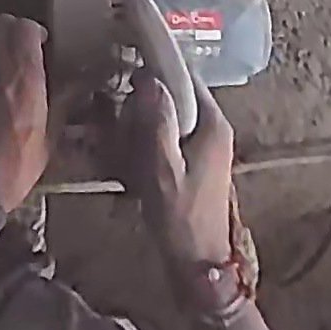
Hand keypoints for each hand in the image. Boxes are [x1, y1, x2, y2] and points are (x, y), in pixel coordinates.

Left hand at [0, 14, 50, 209]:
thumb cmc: (10, 169)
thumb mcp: (46, 143)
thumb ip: (57, 109)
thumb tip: (73, 91)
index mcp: (23, 73)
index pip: (25, 27)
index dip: (32, 32)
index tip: (39, 45)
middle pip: (0, 27)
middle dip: (10, 36)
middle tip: (19, 57)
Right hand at [120, 68, 235, 267]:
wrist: (199, 264)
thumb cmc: (182, 216)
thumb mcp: (164, 168)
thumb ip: (158, 122)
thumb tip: (148, 78)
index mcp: (213, 123)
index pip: (186, 76)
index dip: (157, 66)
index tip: (126, 64)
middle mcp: (213, 127)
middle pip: (176, 93)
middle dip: (145, 95)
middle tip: (117, 103)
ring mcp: (205, 144)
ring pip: (170, 112)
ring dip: (144, 115)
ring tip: (118, 125)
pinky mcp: (194, 159)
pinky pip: (169, 132)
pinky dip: (148, 132)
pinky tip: (129, 145)